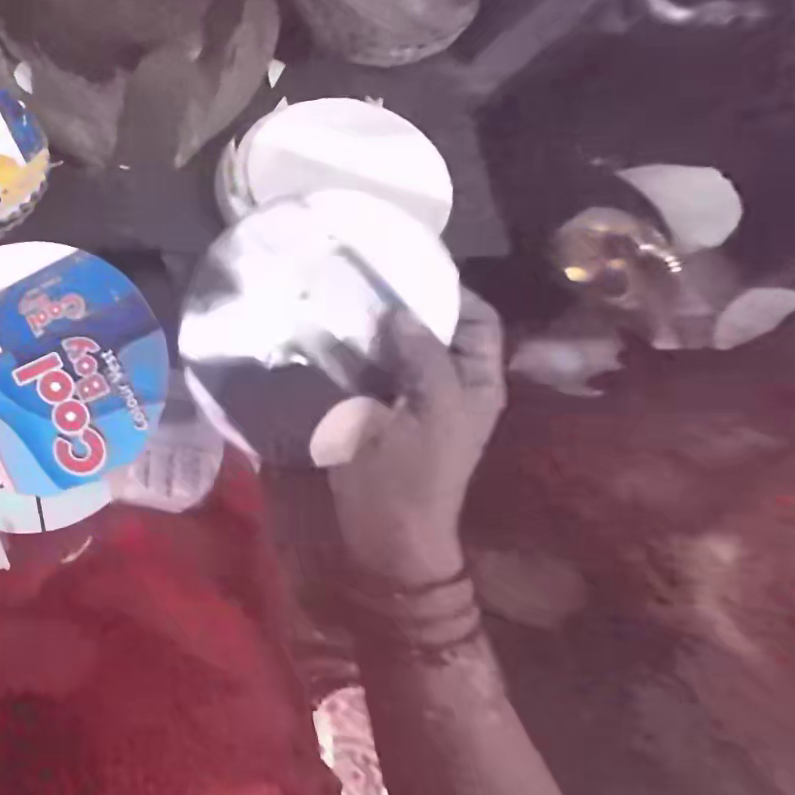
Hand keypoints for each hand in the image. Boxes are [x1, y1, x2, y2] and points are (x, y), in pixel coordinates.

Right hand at [331, 289, 505, 586]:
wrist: (383, 526)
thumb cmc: (413, 471)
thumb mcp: (428, 410)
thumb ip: (419, 358)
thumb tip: (402, 310)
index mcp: (474, 382)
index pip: (475, 320)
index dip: (450, 292)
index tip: (408, 269)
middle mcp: (444, 383)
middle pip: (430, 330)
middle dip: (401, 306)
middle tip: (362, 282)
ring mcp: (404, 397)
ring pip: (391, 348)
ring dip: (368, 329)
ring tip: (336, 303)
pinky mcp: (369, 409)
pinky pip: (362, 370)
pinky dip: (346, 353)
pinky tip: (320, 340)